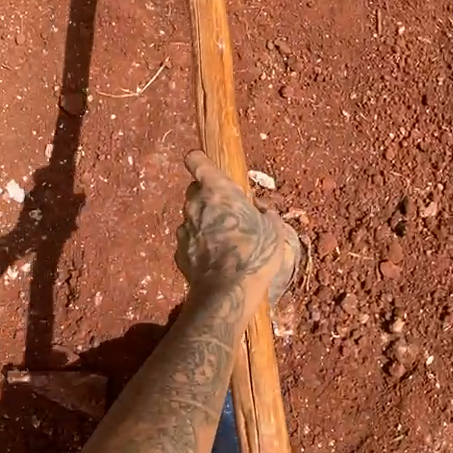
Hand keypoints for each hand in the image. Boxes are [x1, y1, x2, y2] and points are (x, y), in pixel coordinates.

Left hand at [176, 151, 300, 301]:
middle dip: (208, 196)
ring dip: (204, 221)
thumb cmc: (255, 253)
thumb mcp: (273, 228)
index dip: (201, 162)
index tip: (210, 169)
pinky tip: (215, 258)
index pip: (196, 160)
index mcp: (217, 189)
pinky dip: (199, 244)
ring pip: (192, 216)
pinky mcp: (179, 250)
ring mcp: (184, 228)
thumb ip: (264, 212)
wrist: (228, 292)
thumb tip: (259, 209)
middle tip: (227, 211)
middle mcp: (195, 204)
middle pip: (194, 189)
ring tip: (224, 240)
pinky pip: (189, 239)